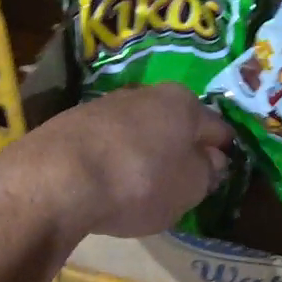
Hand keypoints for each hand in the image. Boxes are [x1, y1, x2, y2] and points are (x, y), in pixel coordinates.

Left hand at [0, 83, 232, 243]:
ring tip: (145, 187)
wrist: (57, 179)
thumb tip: (213, 161)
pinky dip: (115, 162)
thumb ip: (207, 173)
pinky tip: (110, 186)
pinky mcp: (71, 125)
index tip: (224, 172)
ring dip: (146, 154)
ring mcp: (104, 106)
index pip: (218, 127)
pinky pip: (107, 145)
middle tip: (185, 182)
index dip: (224, 151)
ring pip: (139, 132)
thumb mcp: (189, 188)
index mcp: (183, 102)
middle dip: (182, 149)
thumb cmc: (140, 181)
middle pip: (174, 124)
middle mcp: (145, 93)